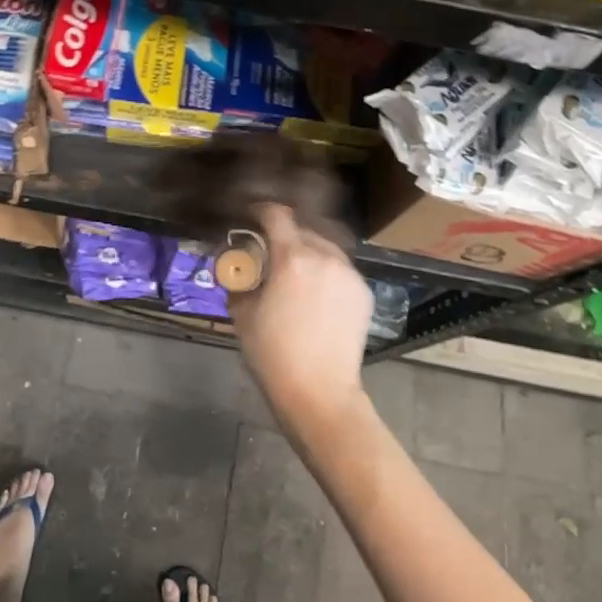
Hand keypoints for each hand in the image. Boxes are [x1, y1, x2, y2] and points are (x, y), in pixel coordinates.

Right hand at [229, 205, 374, 427]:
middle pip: (303, 229)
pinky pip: (341, 269)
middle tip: (270, 252)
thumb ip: (241, 282)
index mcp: (292, 258)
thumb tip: (238, 270)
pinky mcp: (364, 292)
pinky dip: (326, 271)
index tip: (251, 216)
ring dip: (308, 251)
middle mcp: (326, 257)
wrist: (320, 391)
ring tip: (295, 272)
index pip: (277, 215)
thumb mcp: (243, 314)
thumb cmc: (273, 354)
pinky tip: (316, 292)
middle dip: (285, 234)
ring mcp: (350, 274)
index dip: (261, 210)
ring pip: (326, 247)